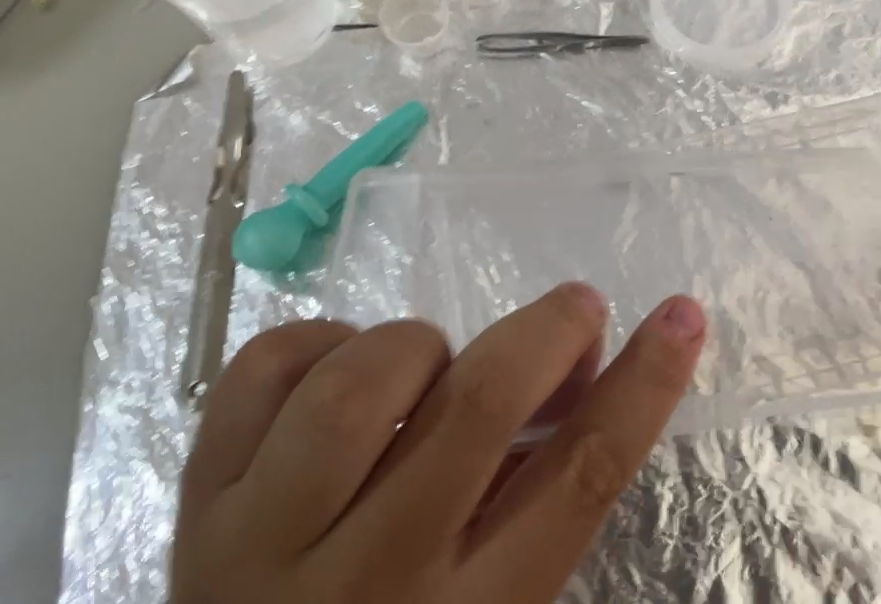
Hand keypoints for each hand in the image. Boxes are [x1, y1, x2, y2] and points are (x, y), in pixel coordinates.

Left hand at [171, 284, 705, 602]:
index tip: (681, 318)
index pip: (578, 480)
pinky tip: (340, 364)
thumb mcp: (490, 603)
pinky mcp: (199, 499)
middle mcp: (373, 575)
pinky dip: (318, 339)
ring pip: (359, 384)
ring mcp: (269, 537)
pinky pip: (264, 371)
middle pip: (478, 411)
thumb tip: (569, 372)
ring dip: (420, 345)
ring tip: (434, 361)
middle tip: (576, 306)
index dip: (642, 387)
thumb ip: (532, 498)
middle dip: (545, 334)